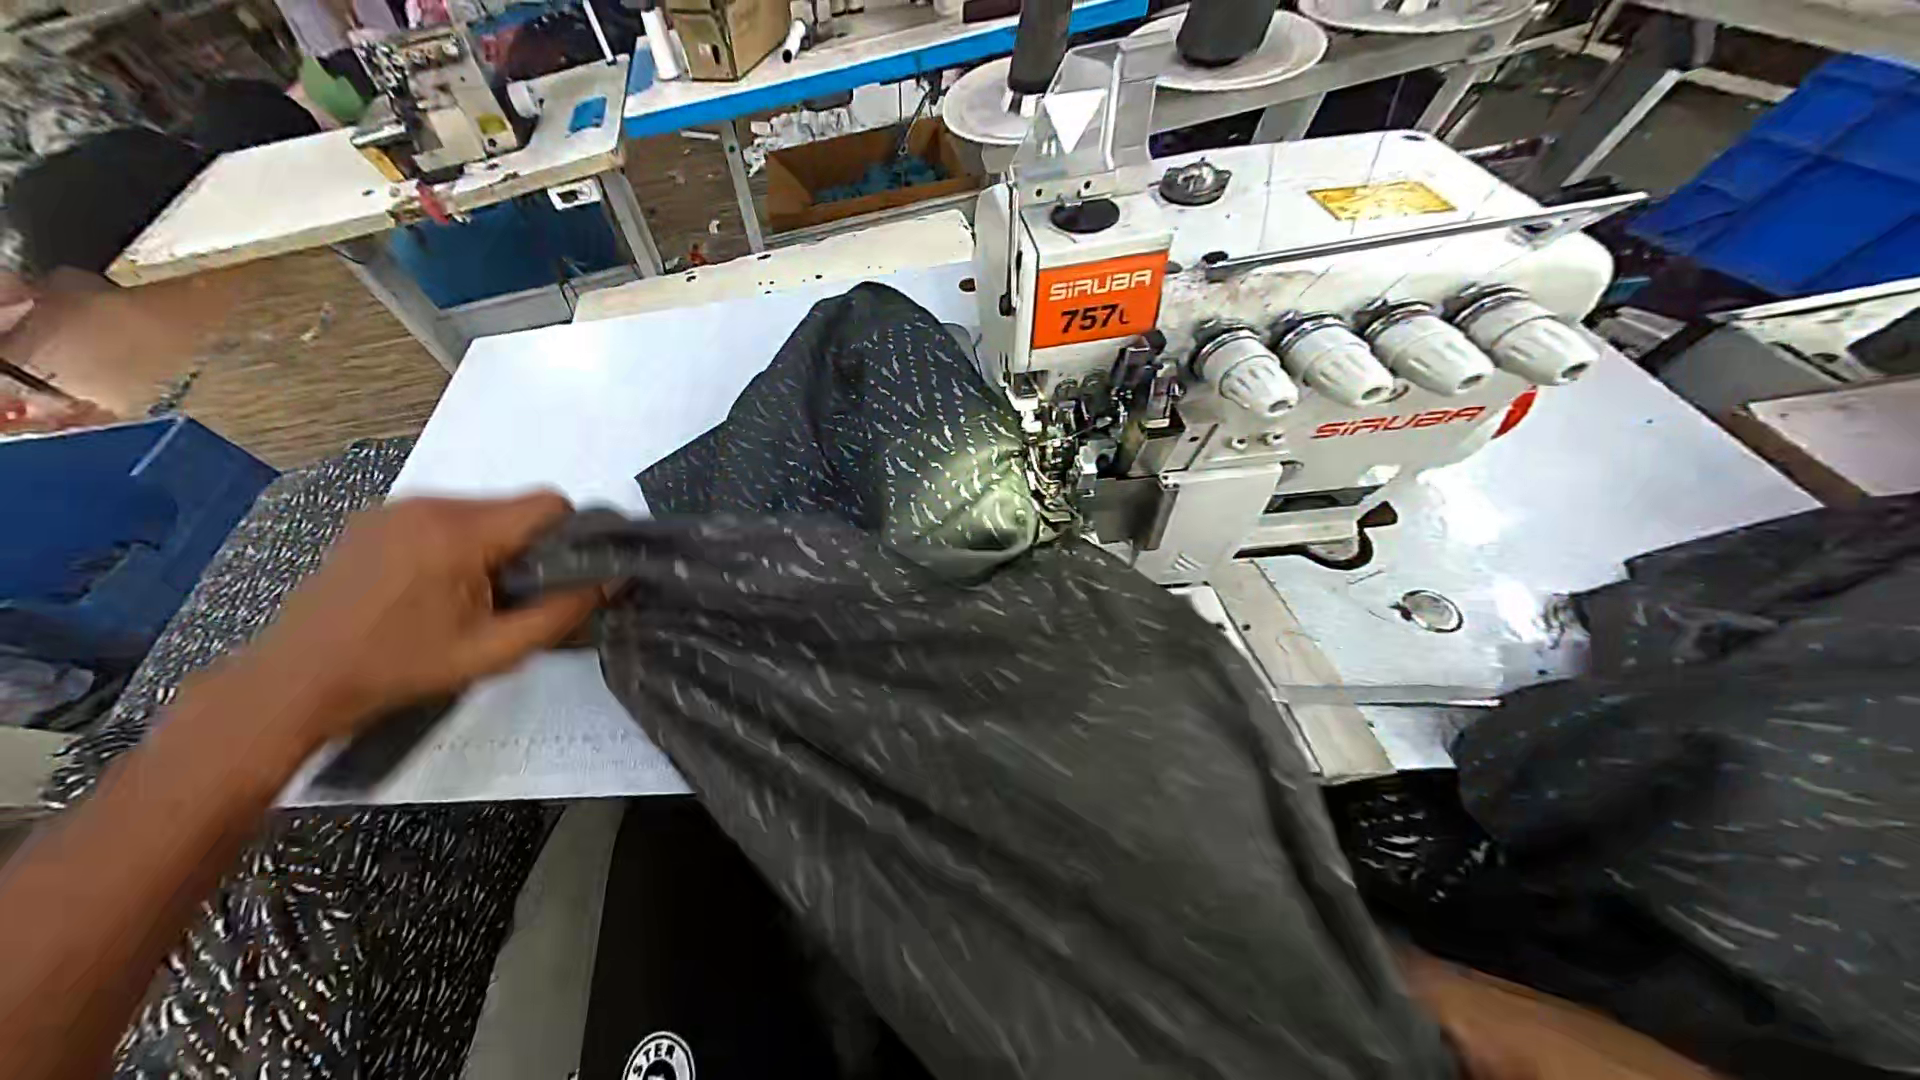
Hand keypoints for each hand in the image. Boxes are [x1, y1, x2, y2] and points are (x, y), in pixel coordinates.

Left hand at [229, 493, 599, 751]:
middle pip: (515, 506)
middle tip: (521, 593)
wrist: (295, 681)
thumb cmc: (401, 668)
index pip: (548, 503)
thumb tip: (613, 579)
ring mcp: (394, 507)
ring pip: (482, 510)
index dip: (573, 534)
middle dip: (532, 544)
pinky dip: (462, 542)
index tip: (567, 573)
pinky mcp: (374, 518)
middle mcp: (426, 504)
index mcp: (457, 532)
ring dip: (498, 543)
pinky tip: (441, 584)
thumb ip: (564, 611)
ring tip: (479, 593)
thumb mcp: (496, 650)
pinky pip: (445, 515)